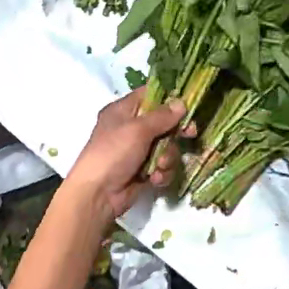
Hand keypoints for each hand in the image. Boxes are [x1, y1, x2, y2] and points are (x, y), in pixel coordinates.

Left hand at [60, 89, 192, 224]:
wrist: (98, 194)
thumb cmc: (113, 153)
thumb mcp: (137, 130)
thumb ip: (161, 116)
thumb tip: (181, 102)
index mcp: (123, 110)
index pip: (149, 94)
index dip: (169, 97)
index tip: (188, 103)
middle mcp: (131, 128)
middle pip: (163, 122)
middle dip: (175, 132)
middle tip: (190, 134)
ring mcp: (138, 150)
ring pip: (166, 146)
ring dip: (167, 157)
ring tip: (158, 165)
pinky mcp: (143, 171)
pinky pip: (162, 166)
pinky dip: (161, 172)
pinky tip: (154, 179)